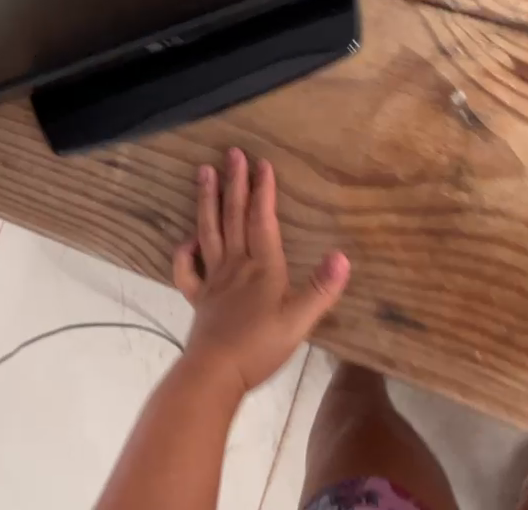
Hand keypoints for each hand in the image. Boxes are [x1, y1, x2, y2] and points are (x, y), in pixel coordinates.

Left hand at [171, 148, 349, 397]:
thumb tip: (343, 256)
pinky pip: (187, 271)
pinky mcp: (199, 299)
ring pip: (209, 231)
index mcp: (263, 266)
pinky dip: (184, 252)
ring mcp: (214, 280)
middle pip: (234, 216)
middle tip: (232, 153)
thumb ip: (321, 288)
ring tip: (204, 172)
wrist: (215, 375)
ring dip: (207, 201)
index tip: (262, 162)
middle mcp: (236, 265)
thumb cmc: (260, 346)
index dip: (263, 191)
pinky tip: (187, 239)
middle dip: (235, 182)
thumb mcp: (300, 320)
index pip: (262, 219)